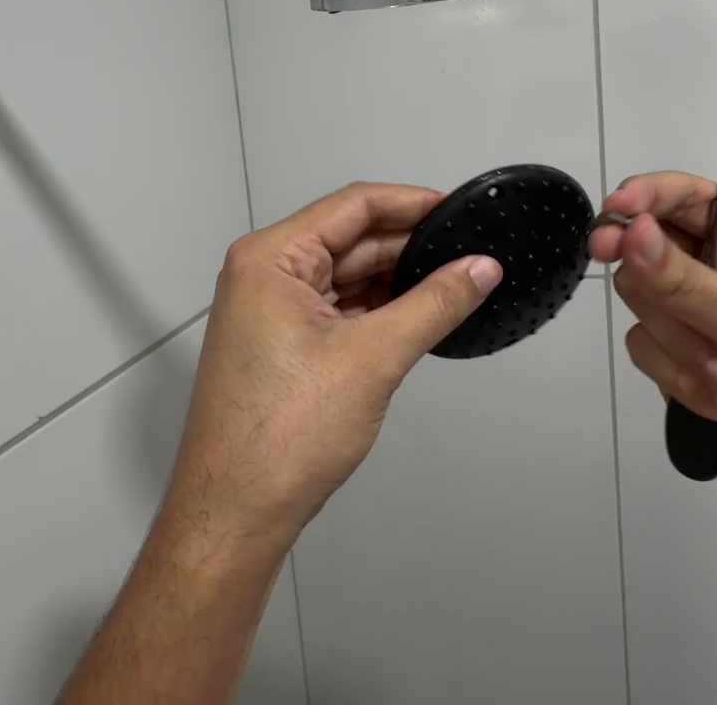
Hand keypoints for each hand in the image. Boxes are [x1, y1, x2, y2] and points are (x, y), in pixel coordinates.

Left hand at [165, 183, 503, 546]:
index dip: (411, 203)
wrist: (237, 514)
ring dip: (397, 279)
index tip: (458, 210)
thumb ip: (433, 304)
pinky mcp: (284, 344)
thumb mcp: (372, 358)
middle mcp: (265, 276)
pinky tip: (418, 313)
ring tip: (454, 281)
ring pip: (347, 276)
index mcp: (270, 259)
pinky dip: (379, 309)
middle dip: (410, 245)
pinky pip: (340, 308)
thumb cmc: (282, 436)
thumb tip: (480, 269)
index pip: (352, 206)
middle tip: (469, 252)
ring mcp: (272, 311)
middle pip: (350, 239)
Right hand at [592, 172, 716, 510]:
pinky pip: (646, 353)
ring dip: (683, 350)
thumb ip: (689, 284)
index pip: (687, 198)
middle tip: (652, 297)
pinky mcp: (679, 362)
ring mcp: (695, 318)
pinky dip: (681, 382)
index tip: (615, 209)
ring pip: (643, 307)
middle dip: (658, 289)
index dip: (647, 194)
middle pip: (647, 253)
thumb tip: (629, 231)